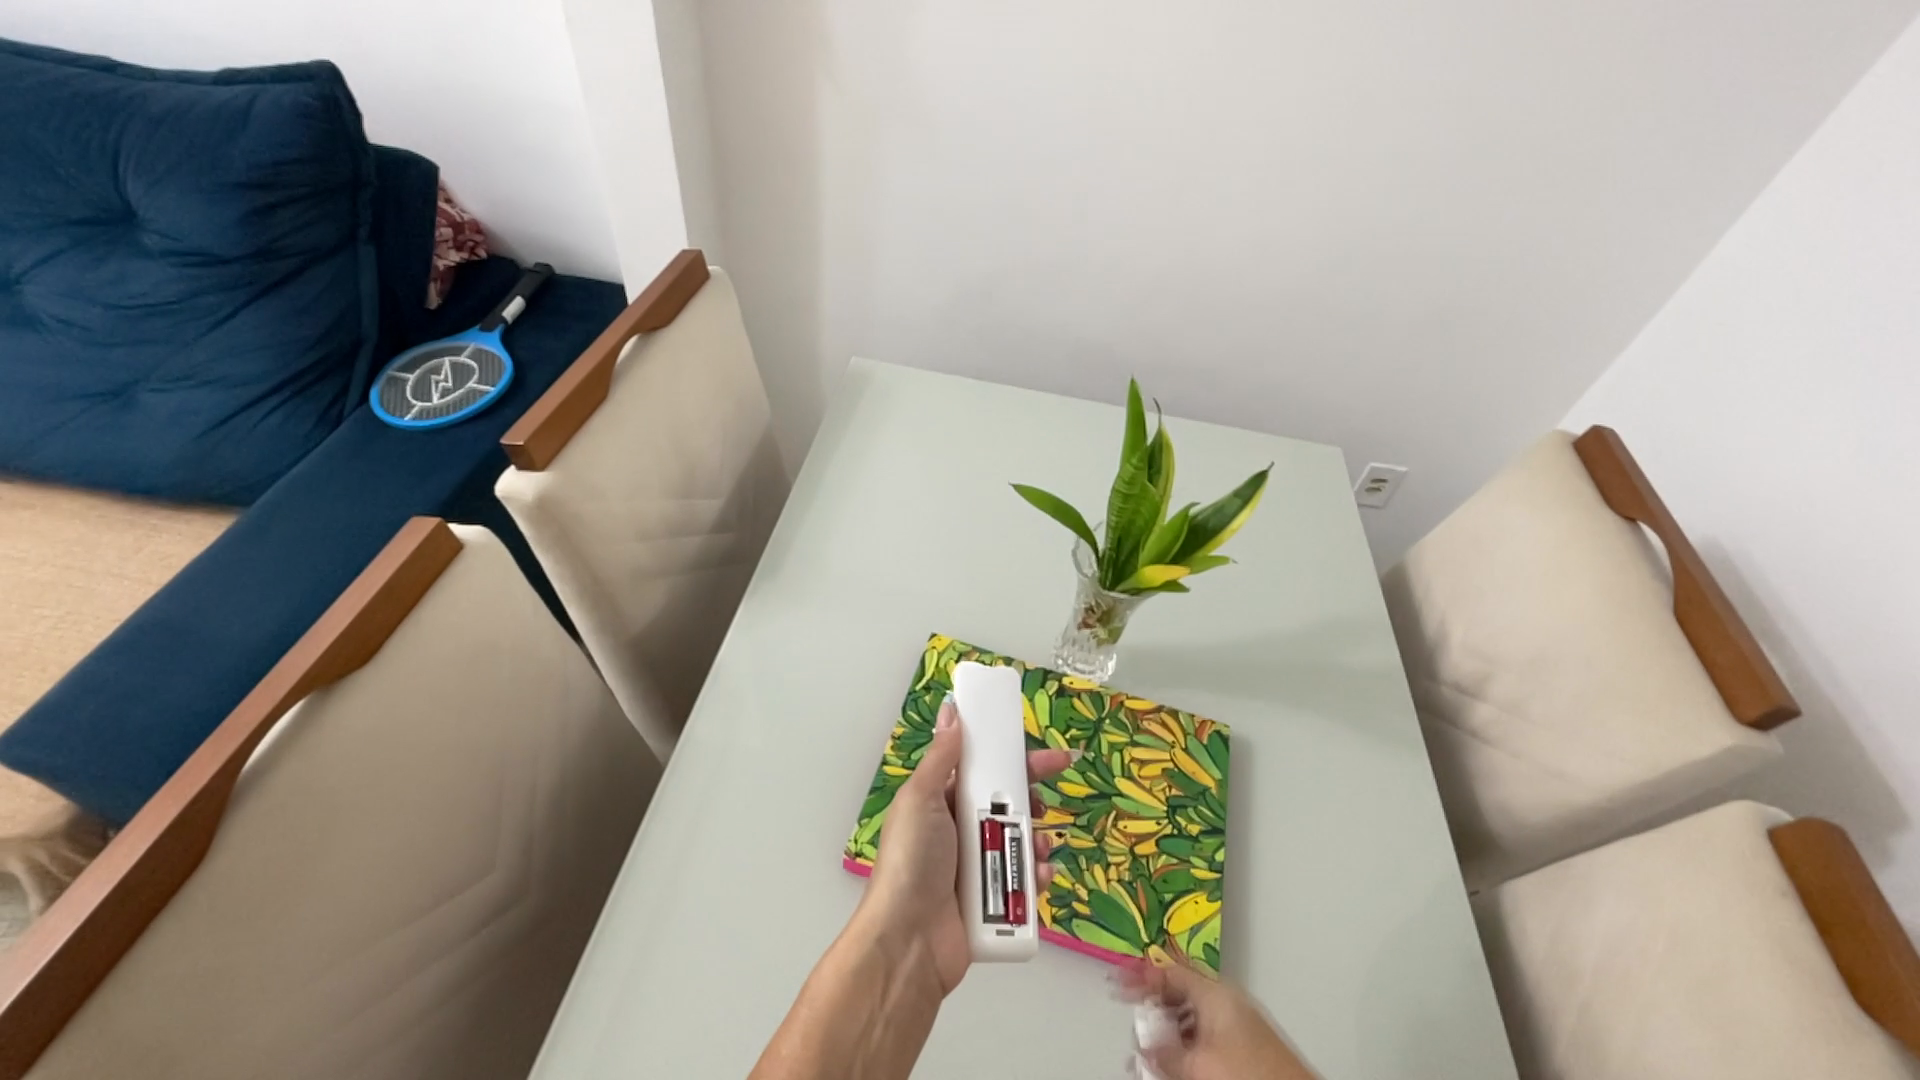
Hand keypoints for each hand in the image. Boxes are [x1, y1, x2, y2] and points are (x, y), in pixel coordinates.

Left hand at [860, 699, 1071, 995]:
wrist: (909, 940)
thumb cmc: (911, 862)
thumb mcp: (920, 799)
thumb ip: (941, 757)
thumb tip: (952, 713)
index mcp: (942, 802)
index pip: (985, 771)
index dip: (1015, 760)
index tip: (1049, 757)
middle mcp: (961, 830)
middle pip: (1009, 805)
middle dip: (1033, 802)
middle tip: (1047, 804)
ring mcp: (978, 867)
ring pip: (1022, 842)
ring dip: (1037, 841)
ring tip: (1039, 848)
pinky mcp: (993, 900)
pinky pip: (1026, 881)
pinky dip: (1038, 877)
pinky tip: (1039, 877)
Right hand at [1120, 960, 1318, 1079]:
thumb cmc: (1250, 1075)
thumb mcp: (1198, 1065)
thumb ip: (1165, 1051)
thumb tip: (1142, 1043)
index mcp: (1214, 994)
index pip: (1169, 972)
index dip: (1140, 975)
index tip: (1116, 981)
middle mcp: (1224, 1002)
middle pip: (1177, 994)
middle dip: (1151, 1010)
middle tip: (1131, 1024)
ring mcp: (1235, 1024)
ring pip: (1187, 1018)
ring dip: (1164, 1033)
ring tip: (1146, 1053)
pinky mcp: (1242, 1045)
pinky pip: (1201, 1036)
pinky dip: (1182, 1045)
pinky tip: (1171, 1064)